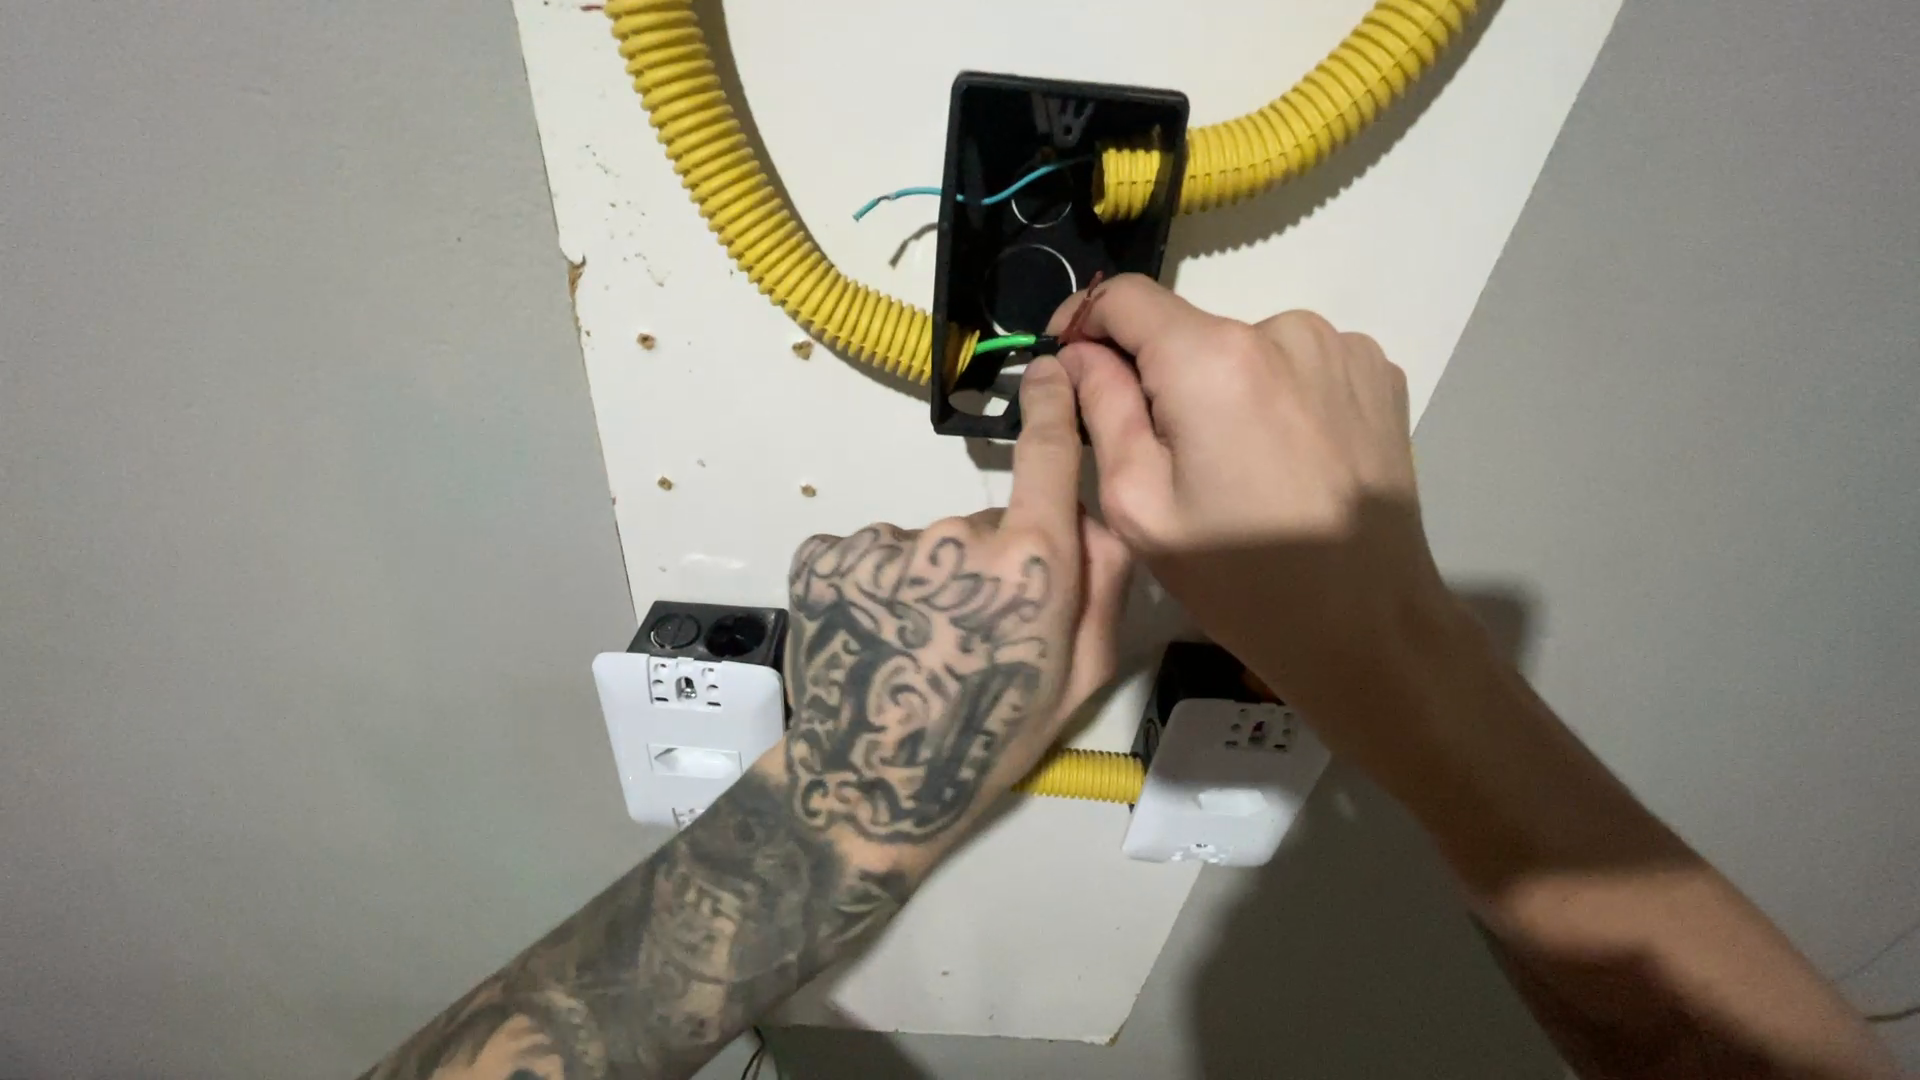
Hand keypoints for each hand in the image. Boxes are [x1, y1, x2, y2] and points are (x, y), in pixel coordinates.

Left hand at [782, 357, 1129, 871]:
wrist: (866, 785)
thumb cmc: (987, 742)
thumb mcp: (1077, 680)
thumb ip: (1105, 587)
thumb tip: (1097, 512)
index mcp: (1028, 566)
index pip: (1048, 457)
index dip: (1053, 407)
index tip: (1049, 370)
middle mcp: (955, 536)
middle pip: (990, 521)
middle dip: (995, 559)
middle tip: (978, 630)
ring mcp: (883, 543)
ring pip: (930, 542)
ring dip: (935, 576)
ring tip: (923, 644)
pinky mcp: (827, 556)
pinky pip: (874, 551)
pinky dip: (882, 581)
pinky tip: (880, 633)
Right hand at [1048, 275, 1456, 738]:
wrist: (1366, 625)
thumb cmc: (1236, 576)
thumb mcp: (1137, 503)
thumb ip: (1100, 410)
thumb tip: (1078, 352)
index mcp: (1212, 359)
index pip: (1124, 296)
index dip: (1084, 322)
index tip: (1070, 362)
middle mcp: (1283, 328)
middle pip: (1184, 329)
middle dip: (1154, 377)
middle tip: (1157, 456)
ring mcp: (1341, 347)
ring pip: (1239, 349)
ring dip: (1215, 389)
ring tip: (1230, 466)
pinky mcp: (1377, 373)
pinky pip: (1293, 365)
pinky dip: (1269, 396)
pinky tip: (1281, 458)